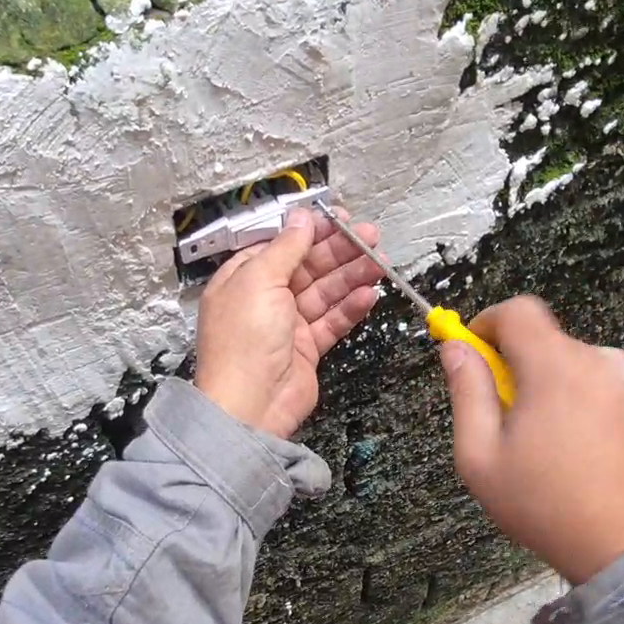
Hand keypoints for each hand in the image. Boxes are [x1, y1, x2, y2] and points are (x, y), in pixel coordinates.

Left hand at [194, 208, 384, 438]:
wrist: (250, 405)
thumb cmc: (243, 342)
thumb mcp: (260, 280)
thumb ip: (285, 248)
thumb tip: (301, 218)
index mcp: (243, 279)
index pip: (280, 246)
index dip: (309, 232)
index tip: (339, 219)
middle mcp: (263, 300)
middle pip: (307, 267)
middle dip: (339, 250)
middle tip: (371, 237)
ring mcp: (286, 326)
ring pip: (324, 293)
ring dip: (352, 276)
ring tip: (381, 262)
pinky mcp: (306, 349)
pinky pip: (332, 322)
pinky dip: (350, 308)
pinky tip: (370, 294)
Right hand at [438, 296, 623, 582]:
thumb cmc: (544, 507)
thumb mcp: (480, 457)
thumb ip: (466, 392)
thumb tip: (455, 349)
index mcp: (556, 369)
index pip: (518, 311)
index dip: (489, 323)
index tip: (477, 350)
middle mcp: (604, 361)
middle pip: (549, 343)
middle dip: (525, 369)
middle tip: (516, 421)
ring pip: (582, 364)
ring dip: (562, 387)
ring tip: (559, 443)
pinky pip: (614, 384)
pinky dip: (596, 402)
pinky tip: (593, 447)